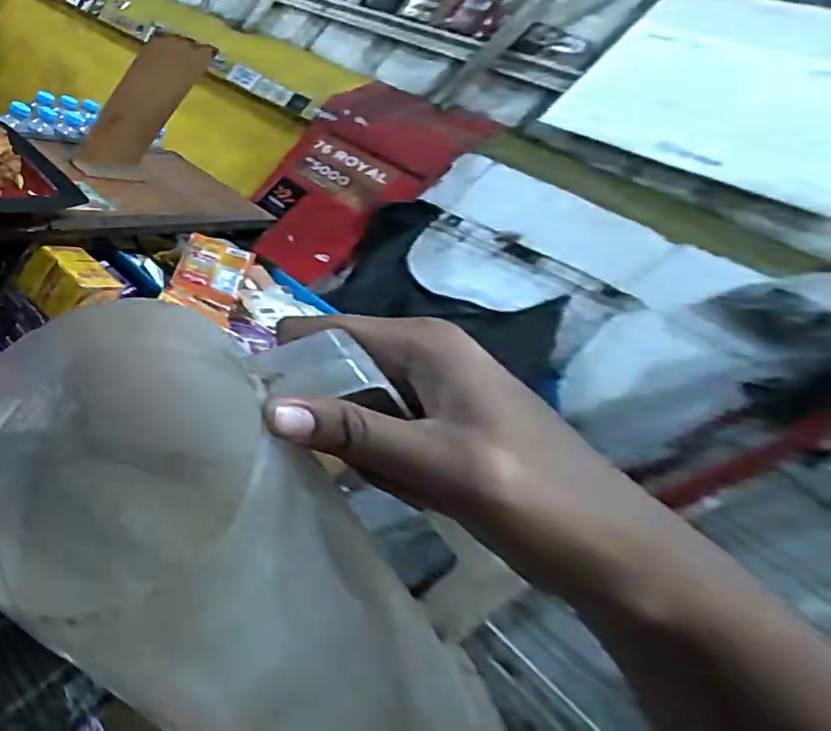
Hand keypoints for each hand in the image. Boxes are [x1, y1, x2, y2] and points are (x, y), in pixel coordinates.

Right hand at [261, 315, 699, 607]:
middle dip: (320, 408)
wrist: (636, 571)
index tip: (267, 408)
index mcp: (422, 342)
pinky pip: (376, 427)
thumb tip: (266, 409)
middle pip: (332, 364)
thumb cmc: (541, 501)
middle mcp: (421, 353)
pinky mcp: (438, 424)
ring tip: (385, 476)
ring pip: (350, 400)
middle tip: (327, 453)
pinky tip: (404, 485)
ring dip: (350, 439)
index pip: (320, 329)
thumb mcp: (440, 464)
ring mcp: (432, 389)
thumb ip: (352, 432)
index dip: (288, 362)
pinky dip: (374, 456)